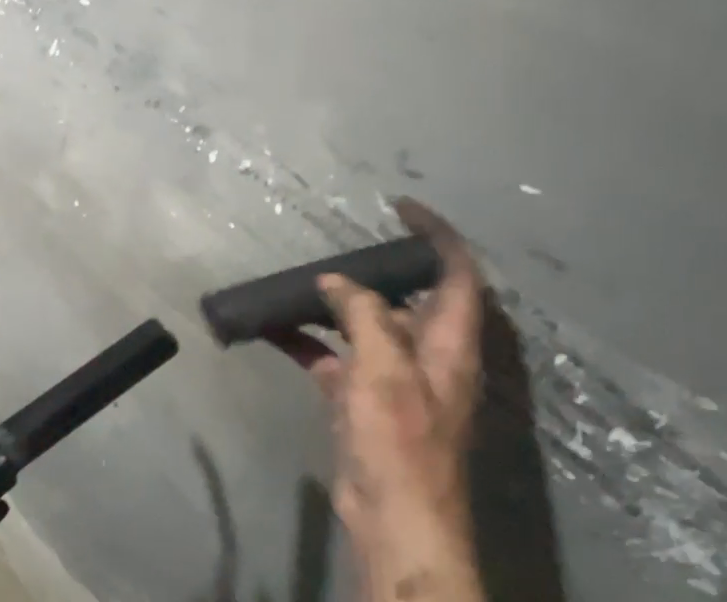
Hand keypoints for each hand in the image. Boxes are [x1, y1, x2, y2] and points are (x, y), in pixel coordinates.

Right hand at [271, 198, 487, 601]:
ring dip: (333, 304)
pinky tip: (269, 328)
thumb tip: (335, 283)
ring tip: (295, 283)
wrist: (394, 518)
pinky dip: (305, 340)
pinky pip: (333, 357)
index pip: (457, 275)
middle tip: (335, 248)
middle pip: (409, 299)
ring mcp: (394, 380)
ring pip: (365, 326)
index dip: (436, 236)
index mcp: (449, 345)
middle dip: (375, 270)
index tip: (401, 208)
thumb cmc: (400, 441)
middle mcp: (428, 357)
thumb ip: (363, 316)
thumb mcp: (384, 370)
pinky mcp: (363, 401)